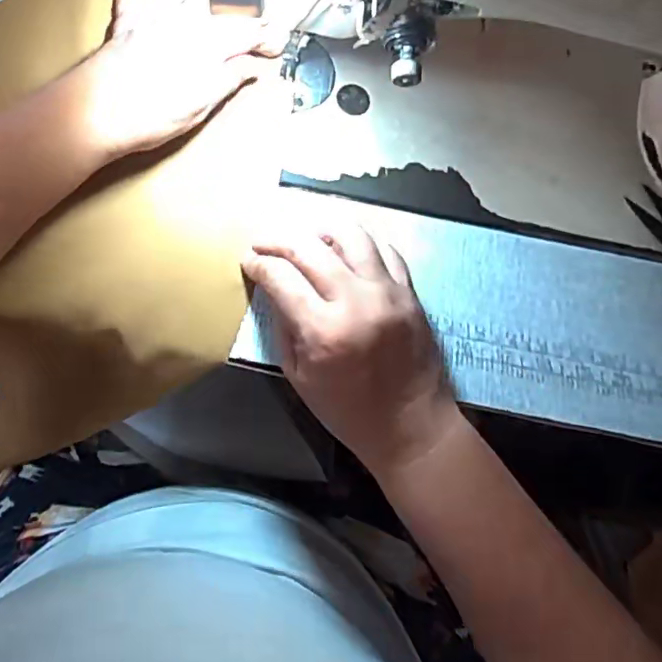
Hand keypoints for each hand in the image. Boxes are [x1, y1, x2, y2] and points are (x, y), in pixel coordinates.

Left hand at [56, 0, 279, 159]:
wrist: (94, 111)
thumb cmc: (148, 116)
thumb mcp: (197, 108)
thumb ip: (226, 82)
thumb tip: (249, 68)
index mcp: (207, 46)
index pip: (246, 34)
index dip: (266, 37)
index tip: (275, 45)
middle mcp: (182, 27)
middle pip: (220, 9)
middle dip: (241, 10)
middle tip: (254, 16)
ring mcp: (152, 26)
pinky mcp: (124, 31)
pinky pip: (129, 6)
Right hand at [242, 219, 464, 470]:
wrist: (413, 429)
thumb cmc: (347, 411)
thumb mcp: (297, 374)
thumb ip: (282, 324)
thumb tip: (270, 285)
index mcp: (323, 330)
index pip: (280, 276)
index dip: (256, 263)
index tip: (248, 261)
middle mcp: (356, 302)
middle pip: (307, 247)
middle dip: (276, 240)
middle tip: (262, 244)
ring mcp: (388, 293)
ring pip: (350, 235)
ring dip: (319, 231)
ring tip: (305, 240)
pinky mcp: (410, 293)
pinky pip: (384, 250)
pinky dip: (359, 244)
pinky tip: (343, 252)